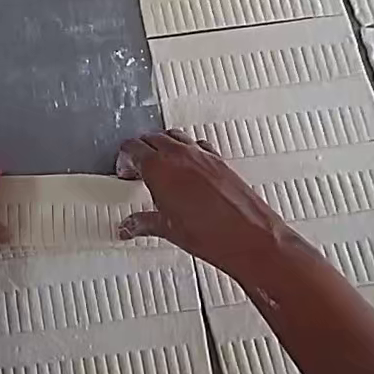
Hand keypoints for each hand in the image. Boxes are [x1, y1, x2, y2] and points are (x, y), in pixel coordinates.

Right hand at [115, 130, 302, 275]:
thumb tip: (130, 225)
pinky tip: (189, 167)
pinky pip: (196, 144)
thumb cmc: (212, 234)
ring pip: (174, 136)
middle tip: (137, 167)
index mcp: (159, 167)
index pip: (133, 148)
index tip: (125, 169)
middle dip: (141, 150)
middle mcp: (179, 155)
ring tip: (161, 164)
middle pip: (152, 138)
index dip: (125, 158)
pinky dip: (187, 150)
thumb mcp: (168, 229)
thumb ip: (143, 222)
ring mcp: (201, 155)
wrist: (249, 237)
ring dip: (163, 145)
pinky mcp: (218, 160)